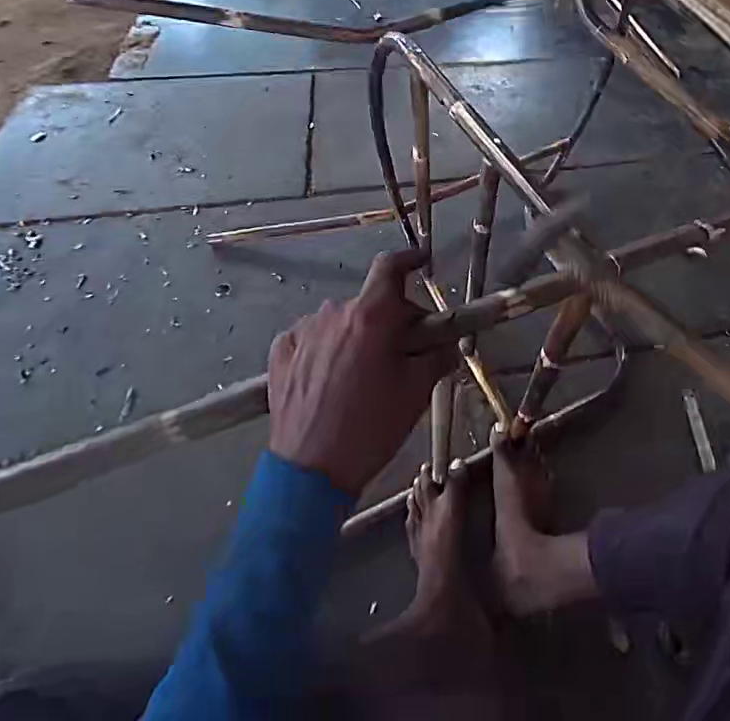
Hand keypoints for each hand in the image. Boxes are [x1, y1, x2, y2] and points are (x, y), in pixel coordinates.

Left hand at [267, 249, 453, 493]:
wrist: (310, 469)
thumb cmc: (370, 429)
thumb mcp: (416, 393)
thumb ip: (436, 356)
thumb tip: (447, 344)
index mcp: (369, 316)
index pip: (390, 267)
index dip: (409, 259)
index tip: (420, 261)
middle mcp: (333, 313)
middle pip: (369, 303)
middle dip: (390, 321)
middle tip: (403, 355)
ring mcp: (303, 330)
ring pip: (340, 322)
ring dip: (356, 337)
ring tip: (362, 377)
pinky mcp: (282, 350)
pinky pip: (312, 338)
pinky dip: (326, 350)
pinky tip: (331, 380)